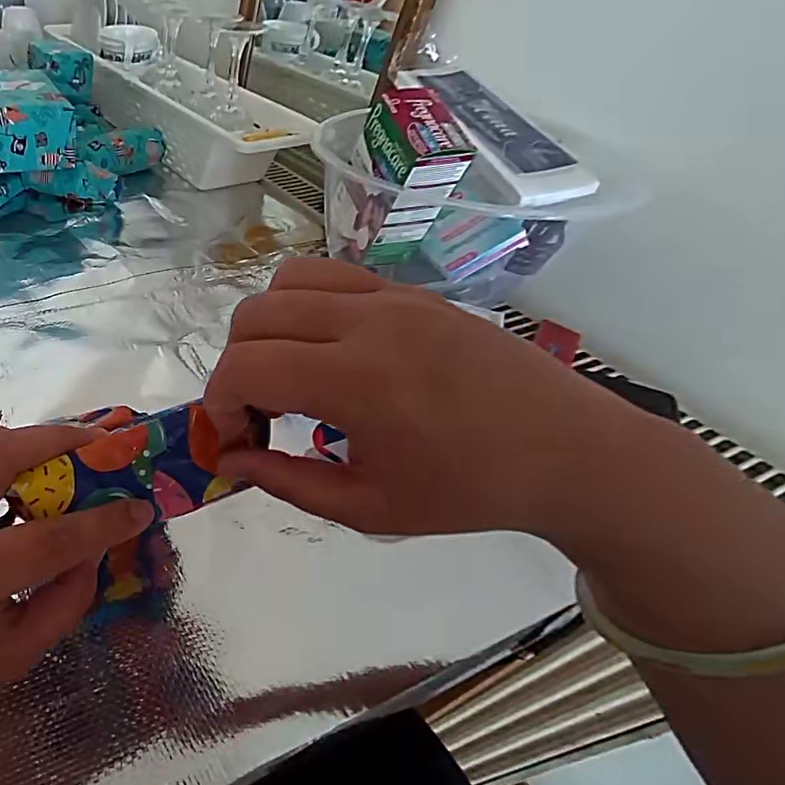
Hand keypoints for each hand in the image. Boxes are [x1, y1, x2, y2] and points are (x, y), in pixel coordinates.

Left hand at [0, 422, 153, 746]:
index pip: (44, 540)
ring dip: (23, 437)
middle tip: (102, 446)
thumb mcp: (16, 652)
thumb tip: (98, 543)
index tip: (139, 508)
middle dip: (59, 444)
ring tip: (60, 451)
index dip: (101, 522)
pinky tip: (12, 464)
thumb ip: (67, 598)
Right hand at [203, 258, 655, 538]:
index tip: (236, 440)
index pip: (244, 365)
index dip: (218, 403)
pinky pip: (332, 276)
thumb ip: (286, 482)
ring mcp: (394, 295)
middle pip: (254, 315)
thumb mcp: (368, 508)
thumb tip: (228, 460)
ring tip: (290, 379)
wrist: (565, 450)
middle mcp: (369, 320)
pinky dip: (305, 308)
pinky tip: (328, 355)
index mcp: (358, 380)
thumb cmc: (468, 491)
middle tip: (261, 416)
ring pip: (287, 281)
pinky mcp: (413, 290)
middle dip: (235, 367)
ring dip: (266, 330)